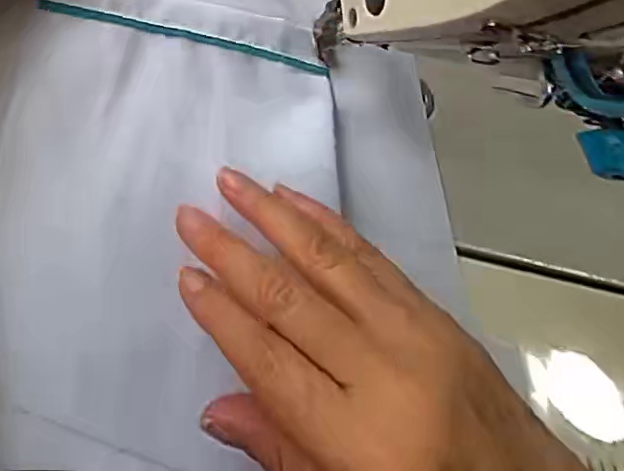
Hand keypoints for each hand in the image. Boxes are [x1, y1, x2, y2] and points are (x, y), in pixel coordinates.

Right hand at [176, 169, 584, 470]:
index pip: (266, 359)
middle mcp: (385, 378)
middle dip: (228, 252)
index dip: (219, 314)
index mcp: (359, 438)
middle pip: (287, 301)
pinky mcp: (439, 316)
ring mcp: (416, 338)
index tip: (185, 274)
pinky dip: (326, 221)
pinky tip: (291, 196)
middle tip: (187, 215)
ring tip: (229, 180)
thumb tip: (211, 409)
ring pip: (326, 261)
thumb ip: (279, 450)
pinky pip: (371, 257)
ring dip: (270, 214)